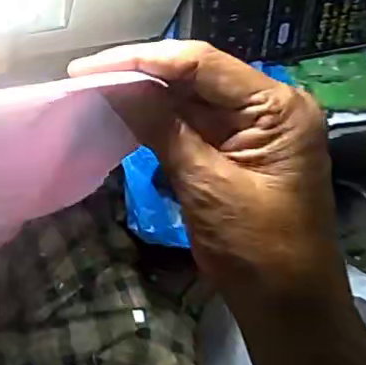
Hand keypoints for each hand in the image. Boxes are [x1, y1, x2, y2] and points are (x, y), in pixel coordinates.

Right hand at [69, 40, 338, 296]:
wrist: (284, 303)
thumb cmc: (258, 246)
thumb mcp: (206, 183)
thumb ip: (161, 128)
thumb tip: (114, 87)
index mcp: (276, 107)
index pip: (200, 64)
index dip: (141, 60)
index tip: (89, 67)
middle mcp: (263, 107)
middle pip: (190, 75)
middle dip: (136, 74)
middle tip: (81, 76)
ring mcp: (244, 129)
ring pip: (182, 98)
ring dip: (139, 95)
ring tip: (90, 90)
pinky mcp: (226, 150)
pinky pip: (182, 124)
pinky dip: (149, 120)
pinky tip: (116, 115)